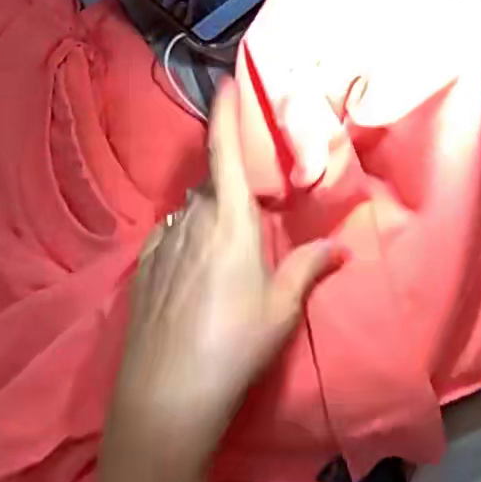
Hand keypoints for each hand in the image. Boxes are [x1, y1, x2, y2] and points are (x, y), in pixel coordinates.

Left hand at [104, 80, 343, 470]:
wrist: (164, 399)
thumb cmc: (234, 344)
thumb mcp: (282, 308)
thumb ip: (309, 268)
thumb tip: (340, 247)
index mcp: (230, 220)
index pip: (225, 151)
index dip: (225, 113)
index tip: (224, 82)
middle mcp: (192, 220)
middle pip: (210, 185)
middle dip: (227, 186)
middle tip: (248, 212)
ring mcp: (160, 244)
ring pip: (188, 212)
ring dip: (205, 216)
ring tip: (222, 250)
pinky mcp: (140, 270)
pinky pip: (167, 237)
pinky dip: (182, 238)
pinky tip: (190, 269)